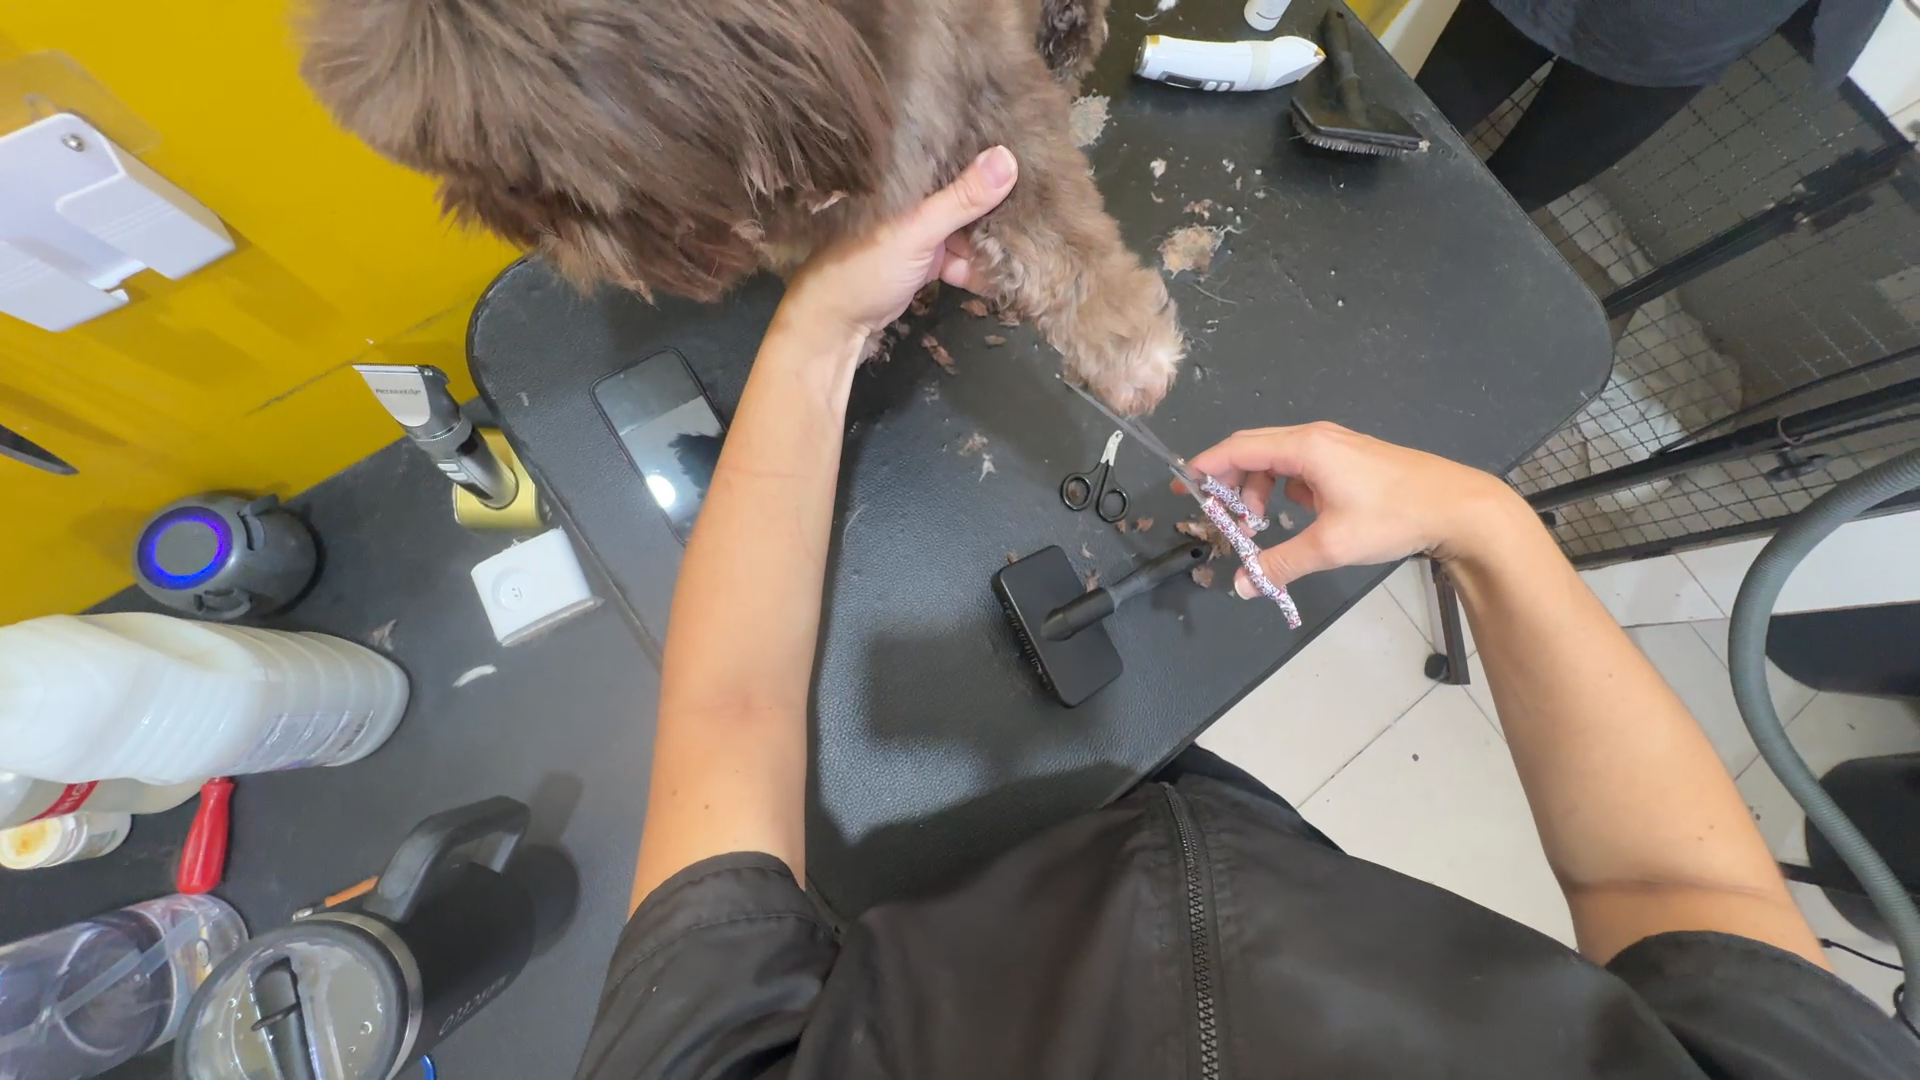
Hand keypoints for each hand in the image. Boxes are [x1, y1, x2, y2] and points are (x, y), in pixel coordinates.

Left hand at [779, 146, 1018, 341]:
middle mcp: (916, 198)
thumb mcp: (917, 231)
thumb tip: (1008, 158)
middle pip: (968, 194)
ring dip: (991, 242)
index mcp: (908, 176)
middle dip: (999, 203)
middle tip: (1041, 206)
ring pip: (969, 230)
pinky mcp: (926, 261)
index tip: (1032, 148)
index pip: (956, 153)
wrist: (835, 323)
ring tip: (1028, 245)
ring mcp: (922, 232)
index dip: (991, 152)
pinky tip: (999, 275)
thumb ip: (962, 199)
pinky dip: (977, 268)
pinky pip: (961, 258)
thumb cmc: (865, 267)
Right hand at [1184, 422, 1532, 596]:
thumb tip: (1243, 587)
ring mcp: (1332, 444)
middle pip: (1252, 449)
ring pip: (1275, 458)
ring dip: (1258, 488)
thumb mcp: (1330, 546)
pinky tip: (1299, 512)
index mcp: (1304, 448)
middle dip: (1229, 481)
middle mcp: (1314, 437)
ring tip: (1261, 523)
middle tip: (1217, 513)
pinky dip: (1284, 486)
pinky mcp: (1346, 456)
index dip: (1205, 466)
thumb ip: (1280, 564)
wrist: (1460, 507)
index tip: (1183, 486)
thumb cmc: (1393, 517)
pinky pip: (1298, 464)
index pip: (1237, 448)